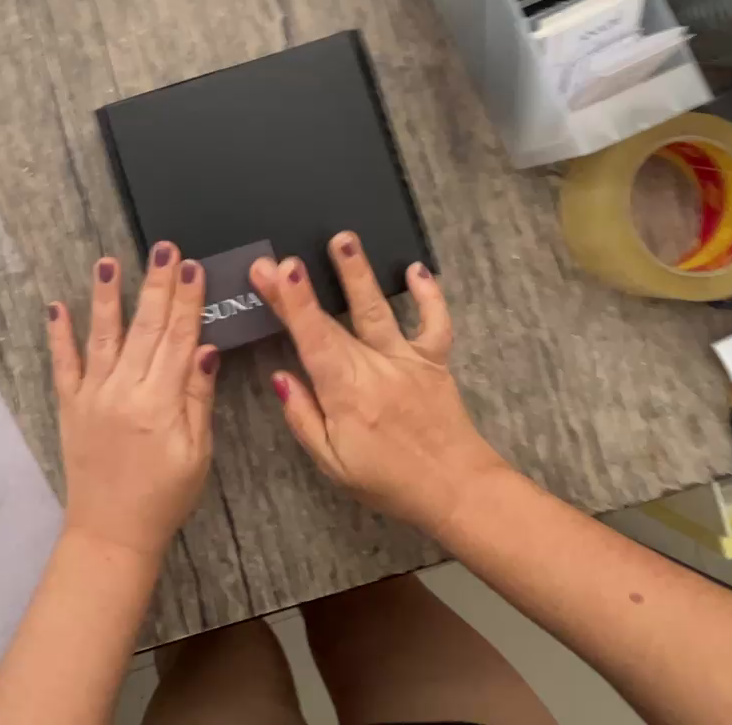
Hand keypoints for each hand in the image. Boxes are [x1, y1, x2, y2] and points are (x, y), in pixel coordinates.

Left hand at [46, 242, 218, 559]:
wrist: (112, 533)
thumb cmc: (165, 496)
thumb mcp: (197, 454)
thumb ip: (198, 399)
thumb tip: (204, 349)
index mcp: (160, 403)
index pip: (178, 339)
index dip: (187, 301)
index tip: (193, 267)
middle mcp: (124, 391)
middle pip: (145, 328)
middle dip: (156, 285)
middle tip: (164, 248)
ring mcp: (92, 396)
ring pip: (103, 337)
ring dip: (106, 297)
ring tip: (108, 262)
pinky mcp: (70, 405)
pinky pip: (63, 365)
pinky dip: (59, 335)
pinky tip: (56, 306)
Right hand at [250, 232, 507, 533]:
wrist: (457, 491)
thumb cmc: (390, 481)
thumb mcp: (334, 464)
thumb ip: (304, 417)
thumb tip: (281, 376)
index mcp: (345, 394)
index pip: (311, 340)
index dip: (292, 304)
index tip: (274, 272)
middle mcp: (374, 368)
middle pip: (331, 321)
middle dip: (300, 288)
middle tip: (275, 260)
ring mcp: (407, 360)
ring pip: (379, 311)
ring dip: (358, 274)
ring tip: (343, 240)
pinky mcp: (434, 360)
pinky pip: (435, 323)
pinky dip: (429, 295)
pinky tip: (417, 269)